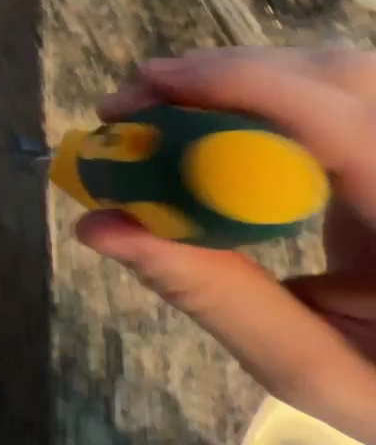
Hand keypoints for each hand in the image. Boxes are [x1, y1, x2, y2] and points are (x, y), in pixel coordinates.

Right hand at [77, 49, 375, 444]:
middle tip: (137, 104)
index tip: (144, 86)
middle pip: (344, 79)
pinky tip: (217, 125)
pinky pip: (340, 98)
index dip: (243, 87)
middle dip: (228, 74)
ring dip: (240, 81)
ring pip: (340, 76)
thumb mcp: (316, 370)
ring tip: (165, 112)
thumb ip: (216, 297)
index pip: (345, 126)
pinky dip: (265, 95)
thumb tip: (98, 225)